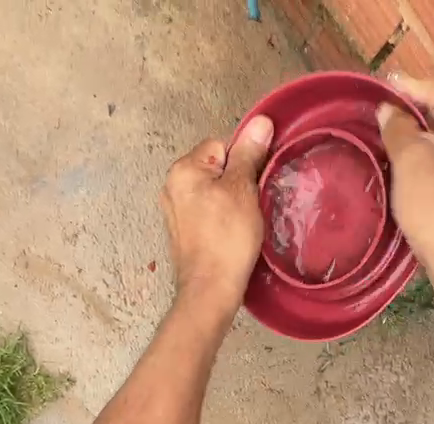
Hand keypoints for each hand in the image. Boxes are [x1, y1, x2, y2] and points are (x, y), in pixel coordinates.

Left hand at [161, 117, 274, 313]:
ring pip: (213, 194)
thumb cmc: (227, 240)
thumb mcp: (243, 190)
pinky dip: (221, 222)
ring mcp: (174, 213)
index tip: (253, 187)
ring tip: (242, 225)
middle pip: (216, 169)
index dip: (244, 163)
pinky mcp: (182, 235)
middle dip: (236, 183)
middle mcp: (172, 187)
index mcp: (183, 169)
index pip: (222, 145)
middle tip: (250, 207)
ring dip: (231, 204)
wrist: (210, 291)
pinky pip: (207, 215)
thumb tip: (261, 121)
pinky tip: (231, 237)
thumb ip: (249, 154)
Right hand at [377, 78, 433, 271]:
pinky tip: (397, 171)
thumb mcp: (412, 162)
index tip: (372, 90)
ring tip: (379, 144)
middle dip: (407, 118)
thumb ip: (398, 129)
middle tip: (371, 121)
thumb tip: (388, 110)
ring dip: (410, 144)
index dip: (403, 89)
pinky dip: (420, 164)